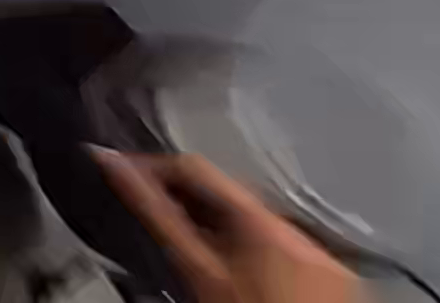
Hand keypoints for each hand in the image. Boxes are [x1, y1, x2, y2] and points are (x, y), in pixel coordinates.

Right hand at [91, 148, 366, 302]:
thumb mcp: (193, 266)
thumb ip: (151, 208)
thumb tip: (107, 158)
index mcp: (268, 221)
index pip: (195, 167)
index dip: (153, 166)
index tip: (123, 173)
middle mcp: (302, 232)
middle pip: (223, 192)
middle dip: (183, 197)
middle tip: (153, 211)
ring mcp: (324, 259)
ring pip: (247, 216)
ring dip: (209, 219)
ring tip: (185, 239)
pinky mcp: (332, 281)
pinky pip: (271, 240)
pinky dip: (241, 241)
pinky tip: (224, 259)